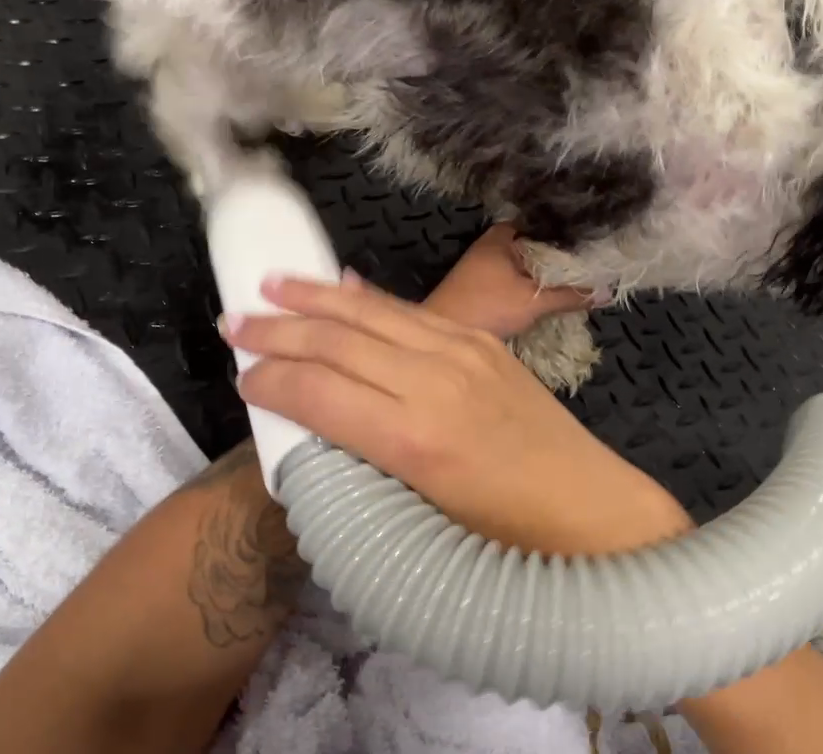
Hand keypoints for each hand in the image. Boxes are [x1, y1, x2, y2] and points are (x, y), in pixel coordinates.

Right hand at [221, 276, 689, 555]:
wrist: (589, 511)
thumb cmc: (502, 538)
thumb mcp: (419, 520)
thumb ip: (360, 467)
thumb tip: (312, 425)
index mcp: (413, 439)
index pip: (318, 393)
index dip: (271, 381)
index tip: (239, 379)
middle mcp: (434, 381)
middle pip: (338, 341)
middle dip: (279, 330)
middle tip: (233, 321)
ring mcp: (463, 352)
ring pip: (373, 313)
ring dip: (317, 298)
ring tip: (273, 285)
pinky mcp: (483, 342)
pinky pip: (413, 310)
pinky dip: (370, 298)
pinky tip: (344, 287)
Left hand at [420, 224, 593, 337]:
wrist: (442, 333)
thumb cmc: (486, 307)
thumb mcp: (533, 301)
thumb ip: (570, 295)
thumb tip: (607, 292)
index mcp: (501, 236)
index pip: (541, 222)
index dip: (566, 229)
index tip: (593, 237)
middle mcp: (492, 244)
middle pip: (534, 243)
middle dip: (559, 253)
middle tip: (593, 260)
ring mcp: (485, 265)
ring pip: (525, 263)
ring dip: (545, 271)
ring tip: (580, 275)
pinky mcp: (483, 286)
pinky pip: (516, 277)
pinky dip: (532, 283)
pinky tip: (552, 292)